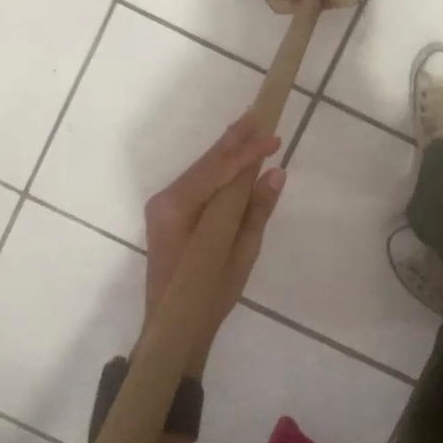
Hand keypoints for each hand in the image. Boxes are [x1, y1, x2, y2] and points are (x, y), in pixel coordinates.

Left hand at [141, 116, 286, 368]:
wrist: (173, 328)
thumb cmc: (207, 296)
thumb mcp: (240, 256)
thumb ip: (257, 212)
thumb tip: (276, 173)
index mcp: (179, 209)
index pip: (218, 170)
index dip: (247, 152)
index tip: (274, 137)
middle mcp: (167, 200)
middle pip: (207, 163)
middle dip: (236, 140)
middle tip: (262, 114)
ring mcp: (166, 205)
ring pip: (203, 169)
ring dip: (229, 149)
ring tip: (254, 127)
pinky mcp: (170, 212)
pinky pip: (199, 181)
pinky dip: (220, 166)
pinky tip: (236, 157)